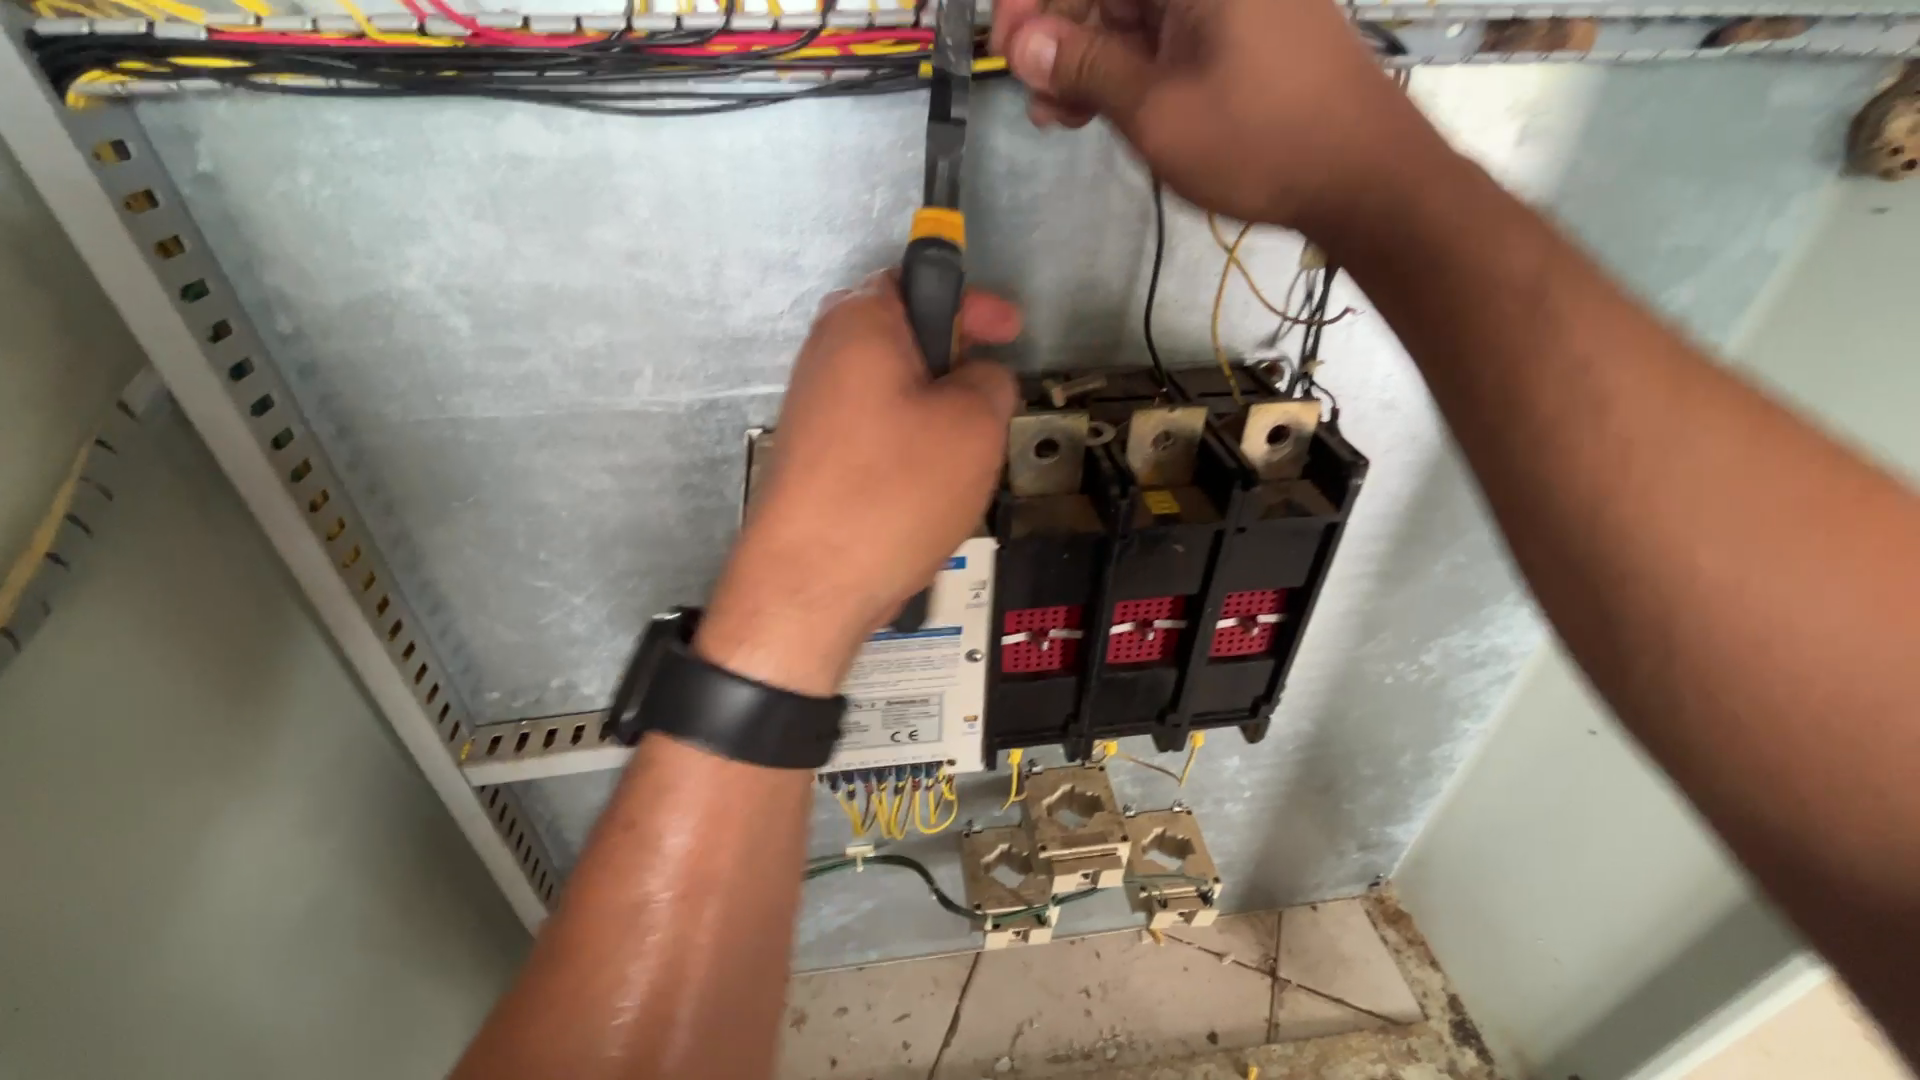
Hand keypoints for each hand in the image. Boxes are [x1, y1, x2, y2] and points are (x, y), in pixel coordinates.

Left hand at [693, 273, 1022, 696]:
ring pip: (897, 396)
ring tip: (959, 469)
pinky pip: (878, 437)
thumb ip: (991, 380)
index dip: (975, 301)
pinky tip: (924, 498)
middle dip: (957, 370)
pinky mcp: (815, 459)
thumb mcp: (974, 426)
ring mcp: (814, 410)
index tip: (1008, 330)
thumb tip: (982, 378)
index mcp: (860, 323)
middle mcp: (826, 355)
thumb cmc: (892, 492)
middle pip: (908, 341)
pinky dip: (910, 453)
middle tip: (989, 408)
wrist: (810, 585)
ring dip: (937, 420)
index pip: (922, 278)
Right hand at [991, 0, 1438, 232]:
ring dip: (1091, 62)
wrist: (1364, 175)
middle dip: (1064, 36)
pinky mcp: (1240, 28)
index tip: (1008, 44)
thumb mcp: (1157, 110)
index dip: (1037, 2)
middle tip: (1036, 98)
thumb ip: (1086, 69)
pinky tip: (1102, 109)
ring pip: (1135, 15)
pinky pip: (1167, 35)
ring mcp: (1230, 0)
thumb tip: (1025, 41)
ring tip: (1061, 118)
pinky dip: (1130, 70)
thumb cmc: (1260, 140)